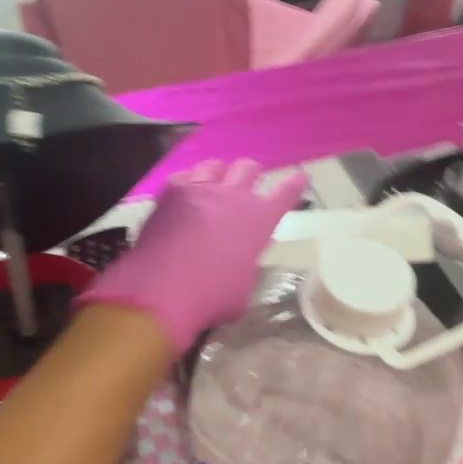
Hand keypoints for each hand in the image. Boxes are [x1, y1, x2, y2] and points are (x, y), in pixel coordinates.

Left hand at [77, 159, 307, 354]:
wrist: (161, 289)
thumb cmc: (211, 297)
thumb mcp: (243, 289)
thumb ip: (247, 267)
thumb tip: (245, 259)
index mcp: (259, 221)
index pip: (285, 194)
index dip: (294, 184)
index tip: (301, 176)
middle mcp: (233, 197)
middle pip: (248, 168)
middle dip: (250, 173)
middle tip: (247, 181)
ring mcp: (200, 189)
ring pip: (215, 165)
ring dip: (218, 174)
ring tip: (212, 185)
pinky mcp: (170, 192)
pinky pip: (184, 176)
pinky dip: (187, 184)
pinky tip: (183, 196)